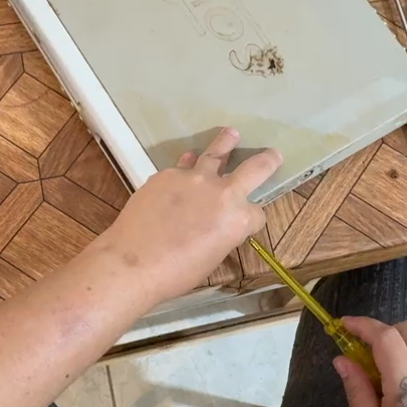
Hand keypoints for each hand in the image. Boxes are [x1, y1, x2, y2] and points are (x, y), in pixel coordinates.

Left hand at [91, 127, 281, 302]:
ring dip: (225, 143)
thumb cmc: (176, 272)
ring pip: (214, 153)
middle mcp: (222, 192)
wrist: (133, 262)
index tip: (247, 223)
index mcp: (238, 219)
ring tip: (231, 134)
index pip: (257, 213)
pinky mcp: (167, 174)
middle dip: (267, 160)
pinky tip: (187, 163)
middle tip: (273, 153)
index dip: (252, 220)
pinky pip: (182, 166)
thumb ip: (222, 233)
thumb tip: (218, 223)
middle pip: (254, 169)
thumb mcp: (212, 258)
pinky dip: (187, 166)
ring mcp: (193, 178)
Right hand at [335, 317, 406, 406]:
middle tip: (363, 347)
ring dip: (396, 347)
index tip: (342, 325)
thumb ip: (356, 390)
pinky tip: (390, 394)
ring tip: (373, 375)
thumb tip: (342, 360)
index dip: (363, 325)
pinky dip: (405, 364)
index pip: (387, 337)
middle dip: (386, 328)